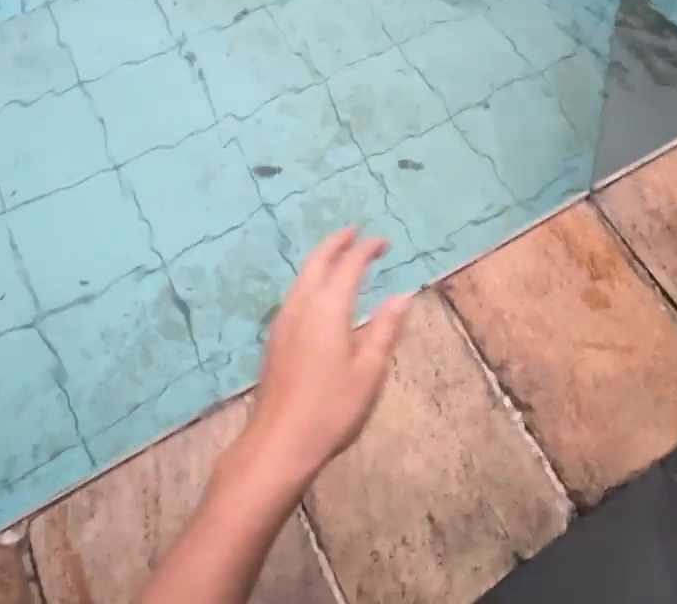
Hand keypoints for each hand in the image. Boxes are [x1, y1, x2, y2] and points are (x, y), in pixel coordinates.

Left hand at [234, 227, 411, 492]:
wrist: (278, 443)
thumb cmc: (331, 409)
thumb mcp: (369, 371)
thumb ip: (385, 329)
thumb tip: (401, 296)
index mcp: (328, 309)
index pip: (348, 266)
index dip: (366, 249)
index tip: (383, 242)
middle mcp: (301, 306)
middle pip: (316, 261)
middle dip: (336, 243)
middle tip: (354, 233)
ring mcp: (283, 322)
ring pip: (301, 277)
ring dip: (320, 260)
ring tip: (338, 257)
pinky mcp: (275, 340)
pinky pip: (295, 294)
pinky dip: (310, 280)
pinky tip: (317, 295)